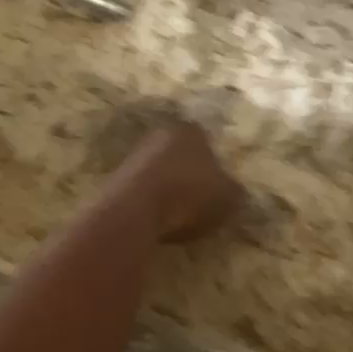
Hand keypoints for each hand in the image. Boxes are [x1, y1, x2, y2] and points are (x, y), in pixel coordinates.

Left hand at [107, 120, 243, 241]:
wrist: (135, 210)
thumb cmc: (189, 193)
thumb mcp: (228, 196)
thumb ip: (235, 191)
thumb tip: (236, 192)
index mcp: (192, 131)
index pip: (206, 140)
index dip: (214, 163)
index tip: (218, 185)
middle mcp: (162, 136)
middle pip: (180, 154)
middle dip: (188, 173)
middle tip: (199, 198)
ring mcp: (136, 156)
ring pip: (159, 171)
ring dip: (168, 189)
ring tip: (178, 214)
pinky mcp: (116, 180)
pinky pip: (142, 190)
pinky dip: (151, 202)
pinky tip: (158, 220)